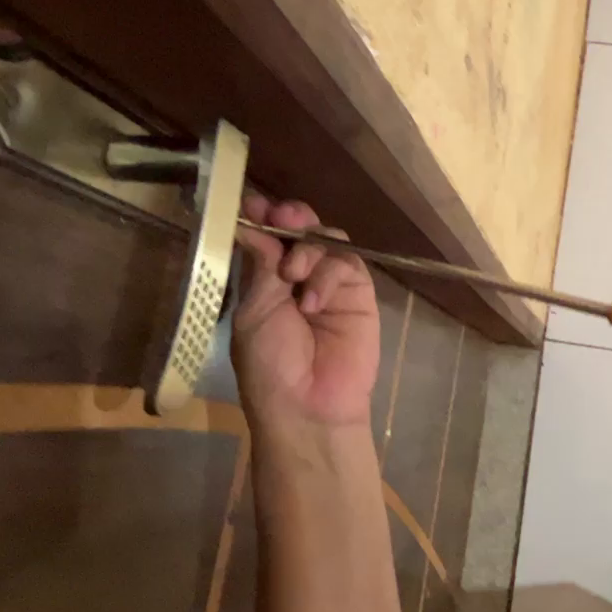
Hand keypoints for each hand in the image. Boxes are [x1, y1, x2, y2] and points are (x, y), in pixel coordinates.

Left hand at [231, 195, 379, 433]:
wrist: (309, 406)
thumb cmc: (270, 366)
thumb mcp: (255, 313)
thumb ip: (261, 265)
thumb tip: (252, 222)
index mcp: (265, 280)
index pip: (267, 236)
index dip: (262, 217)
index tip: (252, 205)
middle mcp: (298, 275)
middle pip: (301, 228)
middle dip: (291, 219)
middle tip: (282, 220)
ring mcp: (330, 282)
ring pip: (326, 239)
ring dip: (308, 248)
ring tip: (293, 274)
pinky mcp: (359, 292)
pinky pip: (347, 262)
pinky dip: (328, 274)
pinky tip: (314, 302)